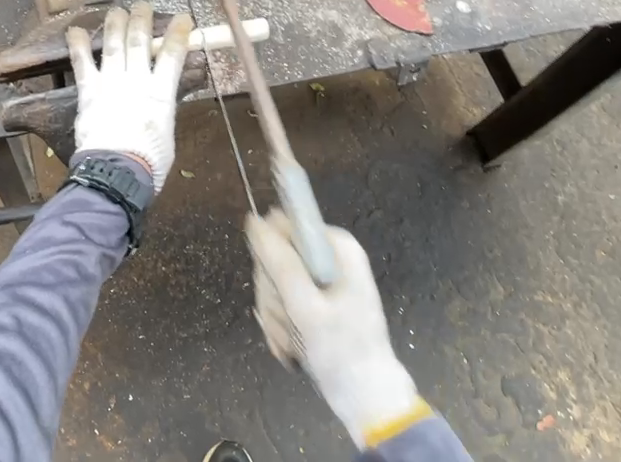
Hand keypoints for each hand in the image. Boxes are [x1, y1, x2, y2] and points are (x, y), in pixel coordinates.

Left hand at [66, 3, 192, 191]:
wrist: (116, 172)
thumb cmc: (148, 163)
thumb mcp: (166, 133)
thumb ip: (161, 110)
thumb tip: (159, 100)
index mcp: (160, 94)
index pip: (173, 55)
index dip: (179, 34)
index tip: (184, 18)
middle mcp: (136, 81)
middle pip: (140, 43)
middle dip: (142, 21)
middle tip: (142, 6)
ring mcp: (111, 84)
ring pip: (114, 46)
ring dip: (115, 25)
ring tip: (117, 10)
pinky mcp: (89, 92)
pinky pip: (82, 64)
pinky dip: (78, 46)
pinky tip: (74, 30)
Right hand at [247, 209, 426, 447]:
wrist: (365, 398)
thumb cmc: (343, 351)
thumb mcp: (308, 308)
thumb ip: (281, 264)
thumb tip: (255, 221)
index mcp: (337, 247)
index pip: (283, 226)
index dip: (272, 256)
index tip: (276, 289)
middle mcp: (329, 256)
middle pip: (275, 256)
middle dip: (274, 295)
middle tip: (288, 321)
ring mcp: (320, 278)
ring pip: (273, 281)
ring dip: (276, 315)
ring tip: (293, 340)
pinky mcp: (313, 299)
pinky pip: (281, 300)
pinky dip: (281, 325)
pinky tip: (290, 346)